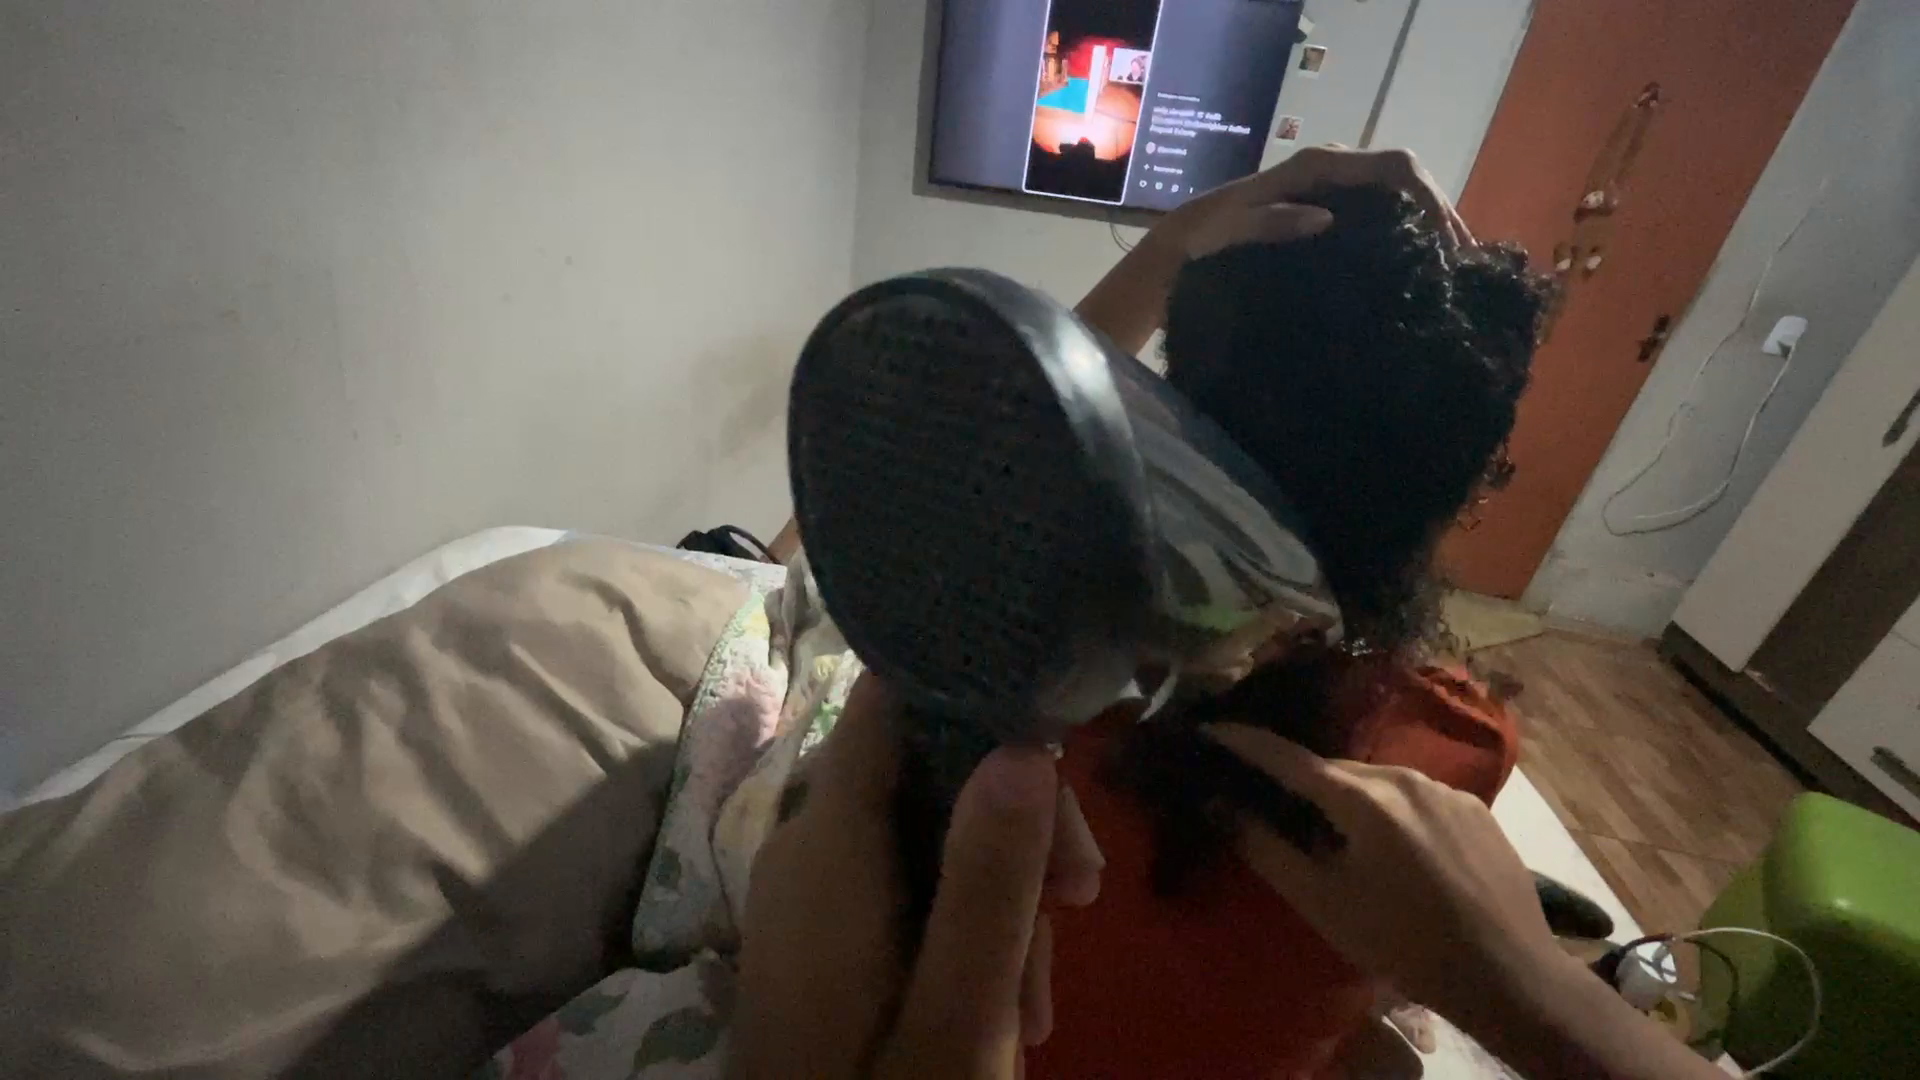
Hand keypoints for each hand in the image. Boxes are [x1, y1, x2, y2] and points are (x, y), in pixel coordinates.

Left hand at [732, 677, 1102, 1078]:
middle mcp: (812, 841)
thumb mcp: (958, 1020)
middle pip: (927, 765)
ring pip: (931, 824)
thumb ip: (989, 880)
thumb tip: (1025, 743)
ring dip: (1003, 881)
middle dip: (1013, 815)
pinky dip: (970, 914)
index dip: (970, 693)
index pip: (889, 700)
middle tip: (1084, 893)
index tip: (1053, 741)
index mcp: (827, 842)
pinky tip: (1007, 997)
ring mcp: (820, 884)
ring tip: (1041, 995)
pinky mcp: (835, 926)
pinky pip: (913, 876)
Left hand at [1166, 145, 1470, 258]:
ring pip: (1394, 193)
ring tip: (1449, 261)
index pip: (1393, 168)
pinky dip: (1399, 227)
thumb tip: (1327, 219)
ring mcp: (1330, 186)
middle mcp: (1330, 167)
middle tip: (1463, 257)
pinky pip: (1374, 209)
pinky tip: (1412, 258)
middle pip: (1404, 177)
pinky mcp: (1323, 206)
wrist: (1188, 236)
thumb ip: (1275, 221)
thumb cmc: (1210, 232)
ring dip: (1425, 220)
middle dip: (1438, 211)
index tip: (1448, 237)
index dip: (1429, 196)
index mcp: (1317, 167)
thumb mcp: (1236, 228)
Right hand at [1203, 723, 1554, 1015]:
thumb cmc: (1404, 943)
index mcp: (1363, 799)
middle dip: (1302, 782)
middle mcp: (1404, 778)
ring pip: (1374, 780)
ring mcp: (1445, 789)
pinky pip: (1414, 794)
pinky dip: (1391, 809)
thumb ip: (1264, 847)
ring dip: (1349, 797)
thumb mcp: (1321, 901)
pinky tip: (1398, 848)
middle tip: (1278, 804)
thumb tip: (1219, 804)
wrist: (1514, 980)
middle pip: (1333, 769)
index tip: (1212, 728)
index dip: (1244, 741)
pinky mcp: (1475, 806)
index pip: (1288, 758)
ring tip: (1341, 835)